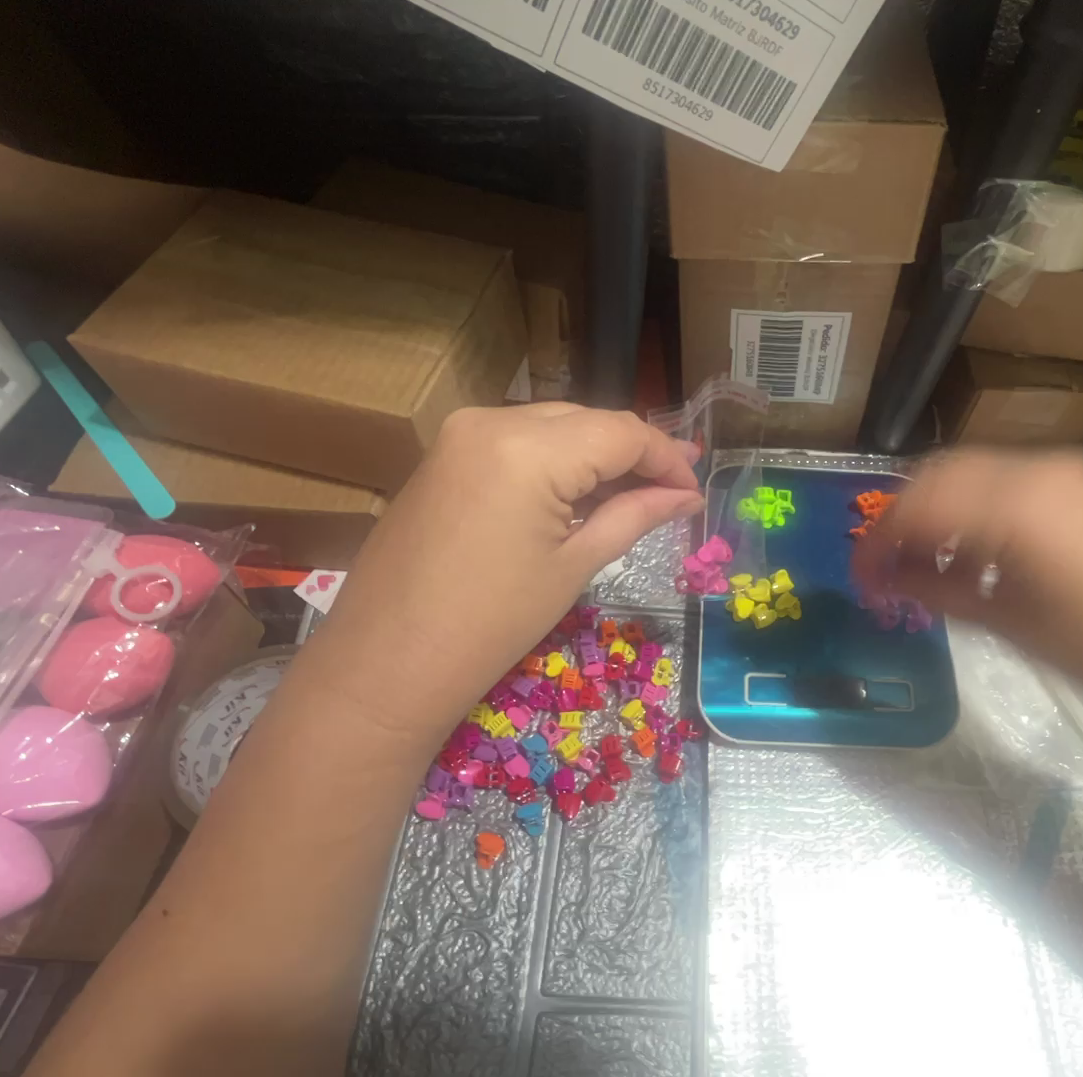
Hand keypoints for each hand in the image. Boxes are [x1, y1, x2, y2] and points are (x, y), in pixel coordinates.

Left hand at [308, 404, 702, 728]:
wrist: (386, 662)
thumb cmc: (491, 624)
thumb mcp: (574, 566)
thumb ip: (635, 516)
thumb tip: (686, 496)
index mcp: (529, 448)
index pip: (622, 432)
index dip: (668, 458)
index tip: (696, 491)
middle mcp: (492, 420)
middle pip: (588, 421)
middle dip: (634, 454)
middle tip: (673, 493)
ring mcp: (461, 433)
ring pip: (554, 427)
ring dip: (596, 456)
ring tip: (633, 497)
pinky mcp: (445, 454)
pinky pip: (518, 441)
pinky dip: (556, 462)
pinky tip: (579, 495)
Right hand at [852, 450, 1082, 722]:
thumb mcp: (1013, 625)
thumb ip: (941, 590)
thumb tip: (889, 579)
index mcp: (1015, 504)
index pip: (918, 506)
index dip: (878, 542)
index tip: (860, 580)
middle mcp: (1036, 468)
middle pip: (939, 475)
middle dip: (901, 519)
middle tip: (884, 571)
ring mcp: (1065, 471)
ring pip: (970, 473)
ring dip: (936, 511)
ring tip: (924, 567)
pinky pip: (1006, 483)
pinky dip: (973, 509)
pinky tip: (973, 554)